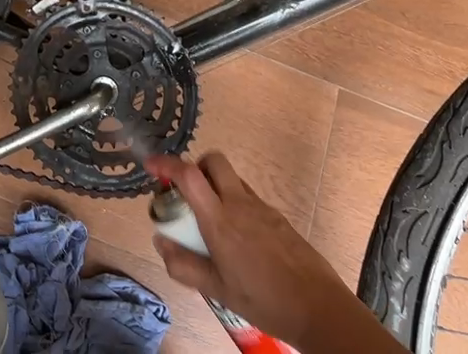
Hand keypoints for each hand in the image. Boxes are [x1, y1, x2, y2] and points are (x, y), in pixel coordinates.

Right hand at [146, 152, 405, 353]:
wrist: (316, 306)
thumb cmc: (262, 299)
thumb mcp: (215, 289)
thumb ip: (183, 265)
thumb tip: (161, 241)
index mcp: (220, 220)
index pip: (189, 175)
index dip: (167, 164)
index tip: (151, 165)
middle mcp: (239, 204)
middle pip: (214, 161)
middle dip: (195, 166)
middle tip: (185, 192)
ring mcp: (261, 207)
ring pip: (231, 178)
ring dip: (214, 185)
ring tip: (209, 220)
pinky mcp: (276, 216)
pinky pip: (247, 196)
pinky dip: (233, 202)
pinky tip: (236, 237)